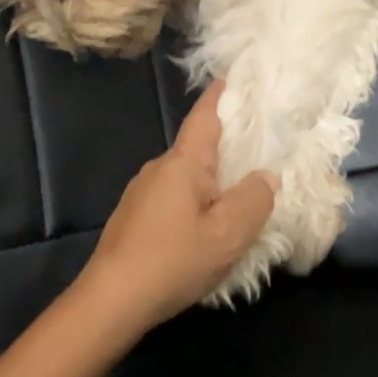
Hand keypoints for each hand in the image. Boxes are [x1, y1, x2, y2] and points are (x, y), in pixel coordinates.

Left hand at [75, 82, 278, 328]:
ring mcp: (142, 193)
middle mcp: (159, 168)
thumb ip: (253, 200)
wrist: (111, 299)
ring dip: (213, 182)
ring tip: (242, 198)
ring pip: (187, 177)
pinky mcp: (135, 218)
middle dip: (228, 146)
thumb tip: (266, 176)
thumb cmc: (172, 260)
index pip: (205, 116)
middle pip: (198, 147)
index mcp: (182, 163)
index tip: (238, 77)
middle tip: (262, 150)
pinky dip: (196, 202)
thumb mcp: (226, 234)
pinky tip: (208, 230)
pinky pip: (174, 198)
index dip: (222, 95)